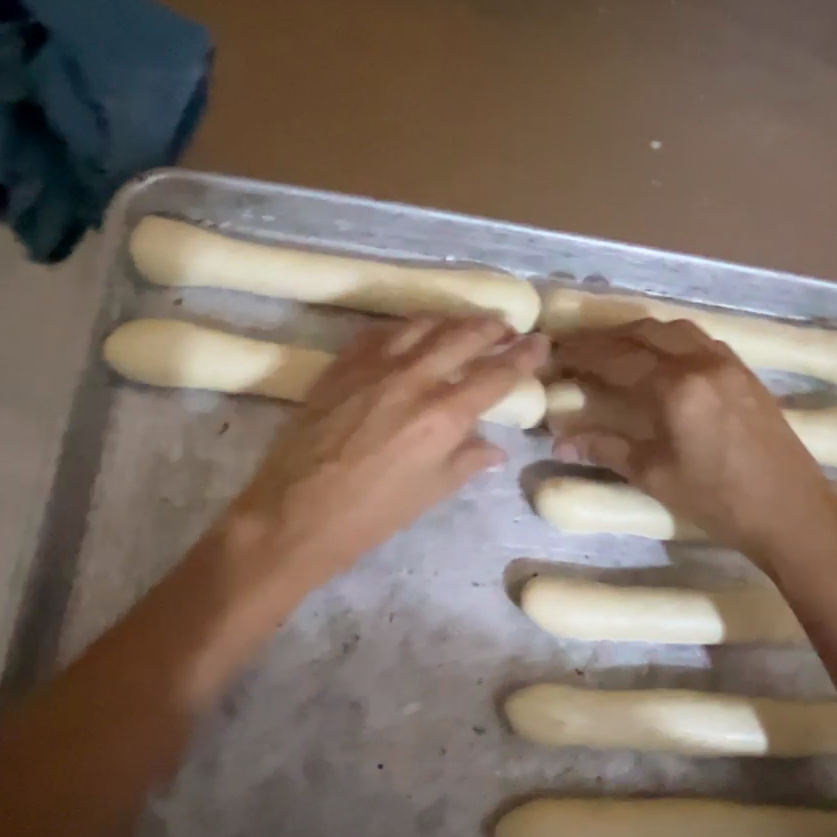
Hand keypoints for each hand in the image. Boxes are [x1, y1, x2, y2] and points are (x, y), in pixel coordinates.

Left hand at [223, 315, 547, 588]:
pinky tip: (410, 333)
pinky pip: (380, 332)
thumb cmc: (370, 515)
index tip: (540, 342)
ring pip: (422, 325)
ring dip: (451, 321)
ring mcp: (373, 366)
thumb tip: (493, 446)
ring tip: (465, 324)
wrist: (296, 512)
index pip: (496, 374)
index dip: (523, 356)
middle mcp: (413, 379)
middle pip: (463, 337)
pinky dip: (404, 328)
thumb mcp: (429, 493)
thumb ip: (466, 461)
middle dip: (491, 329)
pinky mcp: (341, 365)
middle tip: (507, 327)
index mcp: (443, 415)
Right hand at [550, 319, 836, 577]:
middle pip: (643, 333)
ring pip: (674, 330)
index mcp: (675, 388)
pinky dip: (669, 341)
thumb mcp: (655, 477)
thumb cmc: (719, 501)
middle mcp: (701, 362)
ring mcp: (727, 364)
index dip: (581, 354)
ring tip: (612, 350)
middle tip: (576, 349)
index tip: (554, 355)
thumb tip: (559, 442)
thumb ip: (607, 449)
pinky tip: (659, 360)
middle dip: (605, 338)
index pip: (616, 358)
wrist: (792, 513)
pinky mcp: (745, 373)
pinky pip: (699, 340)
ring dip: (638, 334)